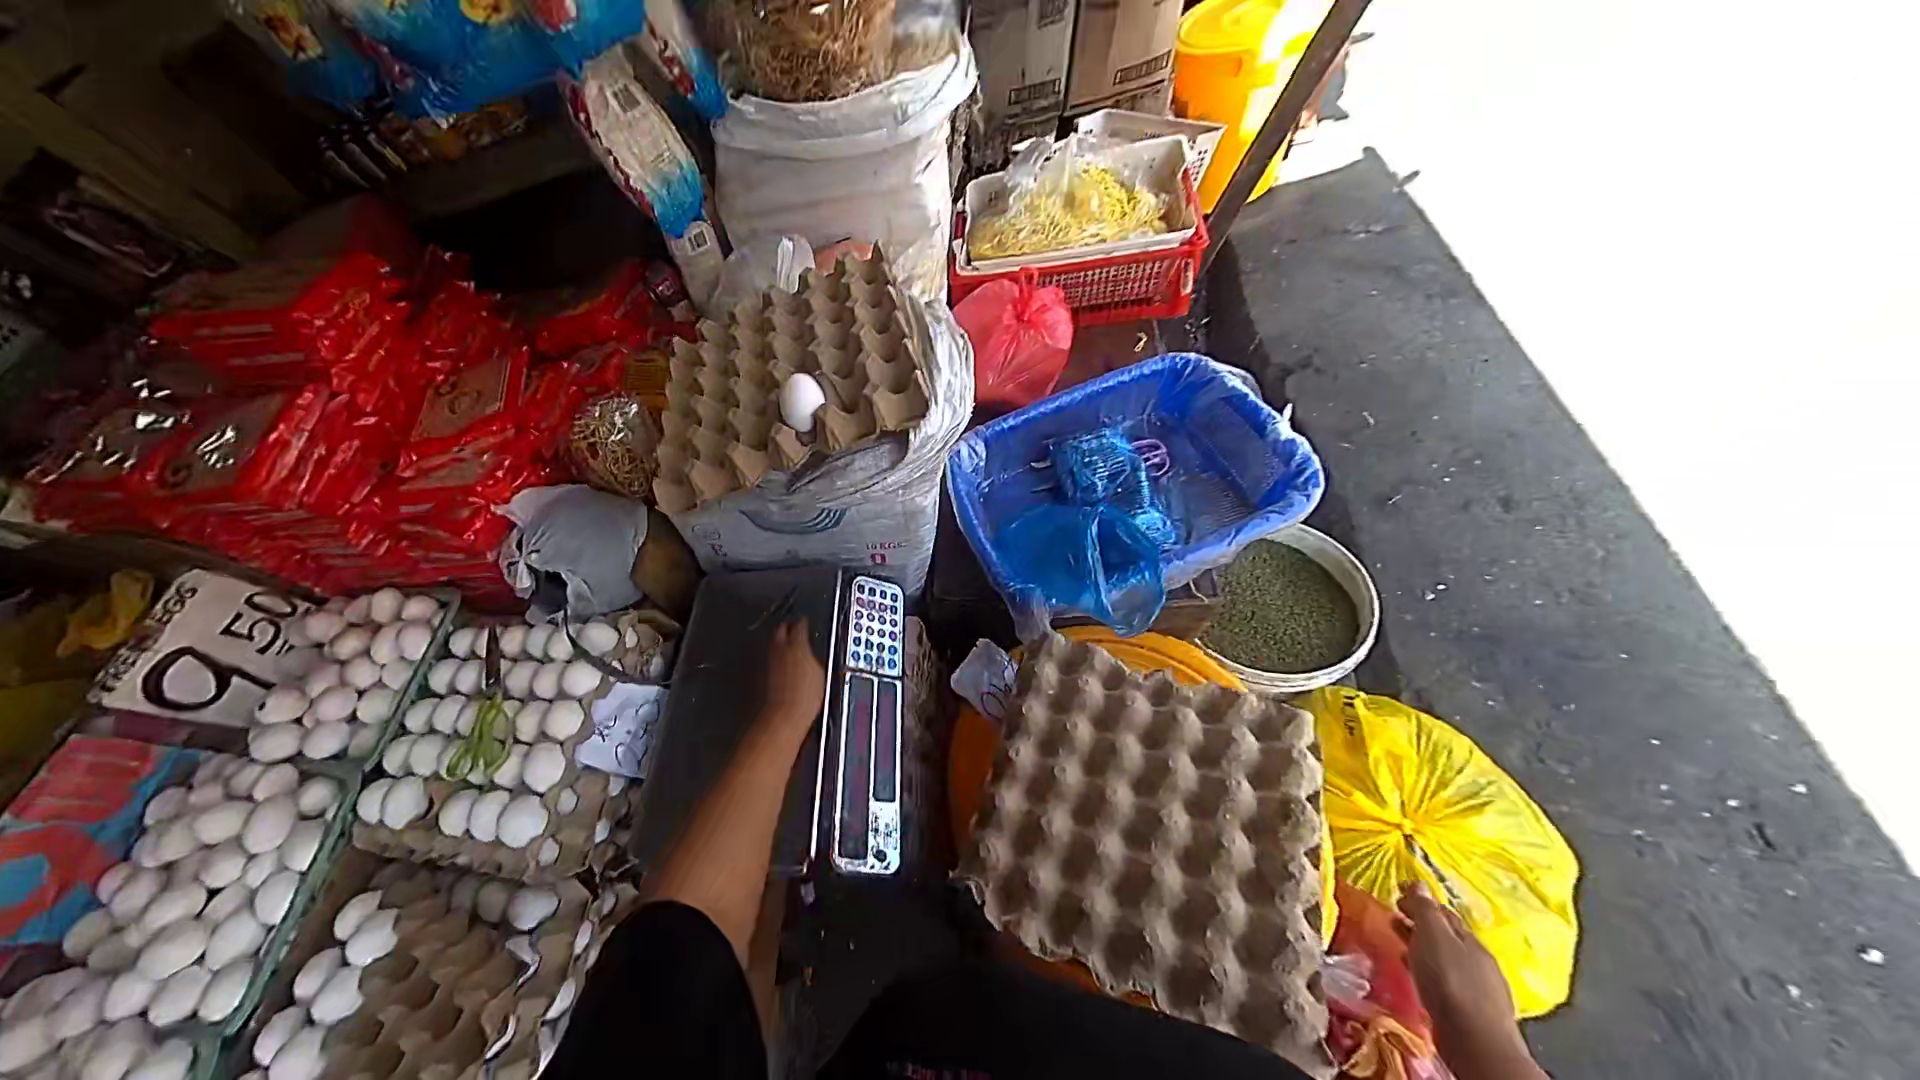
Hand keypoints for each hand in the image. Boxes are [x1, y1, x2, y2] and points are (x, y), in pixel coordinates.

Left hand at [761, 618, 825, 732]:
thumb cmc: (805, 697)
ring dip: (779, 641)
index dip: (804, 621)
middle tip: (794, 629)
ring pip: (772, 642)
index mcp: (797, 644)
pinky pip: (768, 657)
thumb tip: (811, 653)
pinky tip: (780, 664)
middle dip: (787, 626)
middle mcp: (779, 648)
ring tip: (787, 646)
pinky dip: (773, 656)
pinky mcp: (760, 672)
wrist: (785, 716)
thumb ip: (813, 656)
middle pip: (780, 628)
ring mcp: (767, 659)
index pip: (800, 624)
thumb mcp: (821, 672)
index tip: (805, 621)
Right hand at [1397, 882, 1546, 1079]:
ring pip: (1445, 957)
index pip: (1443, 911)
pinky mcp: (1470, 1009)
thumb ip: (1424, 910)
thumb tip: (1420, 883)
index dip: (1420, 901)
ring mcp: (1478, 986)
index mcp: (1468, 938)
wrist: (1475, 1041)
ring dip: (1422, 947)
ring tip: (1400, 944)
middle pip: (1446, 934)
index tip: (1397, 895)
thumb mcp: (1433, 936)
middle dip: (1421, 923)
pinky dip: (1428, 969)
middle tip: (1395, 916)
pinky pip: (1445, 979)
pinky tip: (1417, 974)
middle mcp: (1478, 959)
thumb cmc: (1450, 981)